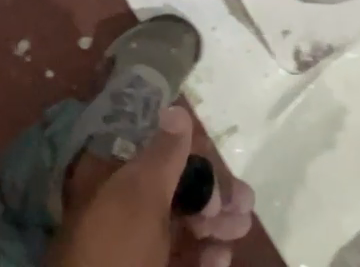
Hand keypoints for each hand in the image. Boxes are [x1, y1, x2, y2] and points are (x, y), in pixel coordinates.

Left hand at [51, 106, 254, 266]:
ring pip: (186, 227)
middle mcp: (126, 209)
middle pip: (178, 191)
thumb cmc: (116, 246)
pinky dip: (206, 257)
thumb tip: (177, 107)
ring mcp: (139, 247)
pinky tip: (220, 258)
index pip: (159, 154)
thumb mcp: (141, 193)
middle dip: (215, 193)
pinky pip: (184, 259)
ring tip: (239, 229)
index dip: (193, 155)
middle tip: (244, 204)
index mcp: (115, 180)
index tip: (219, 163)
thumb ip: (164, 153)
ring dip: (218, 225)